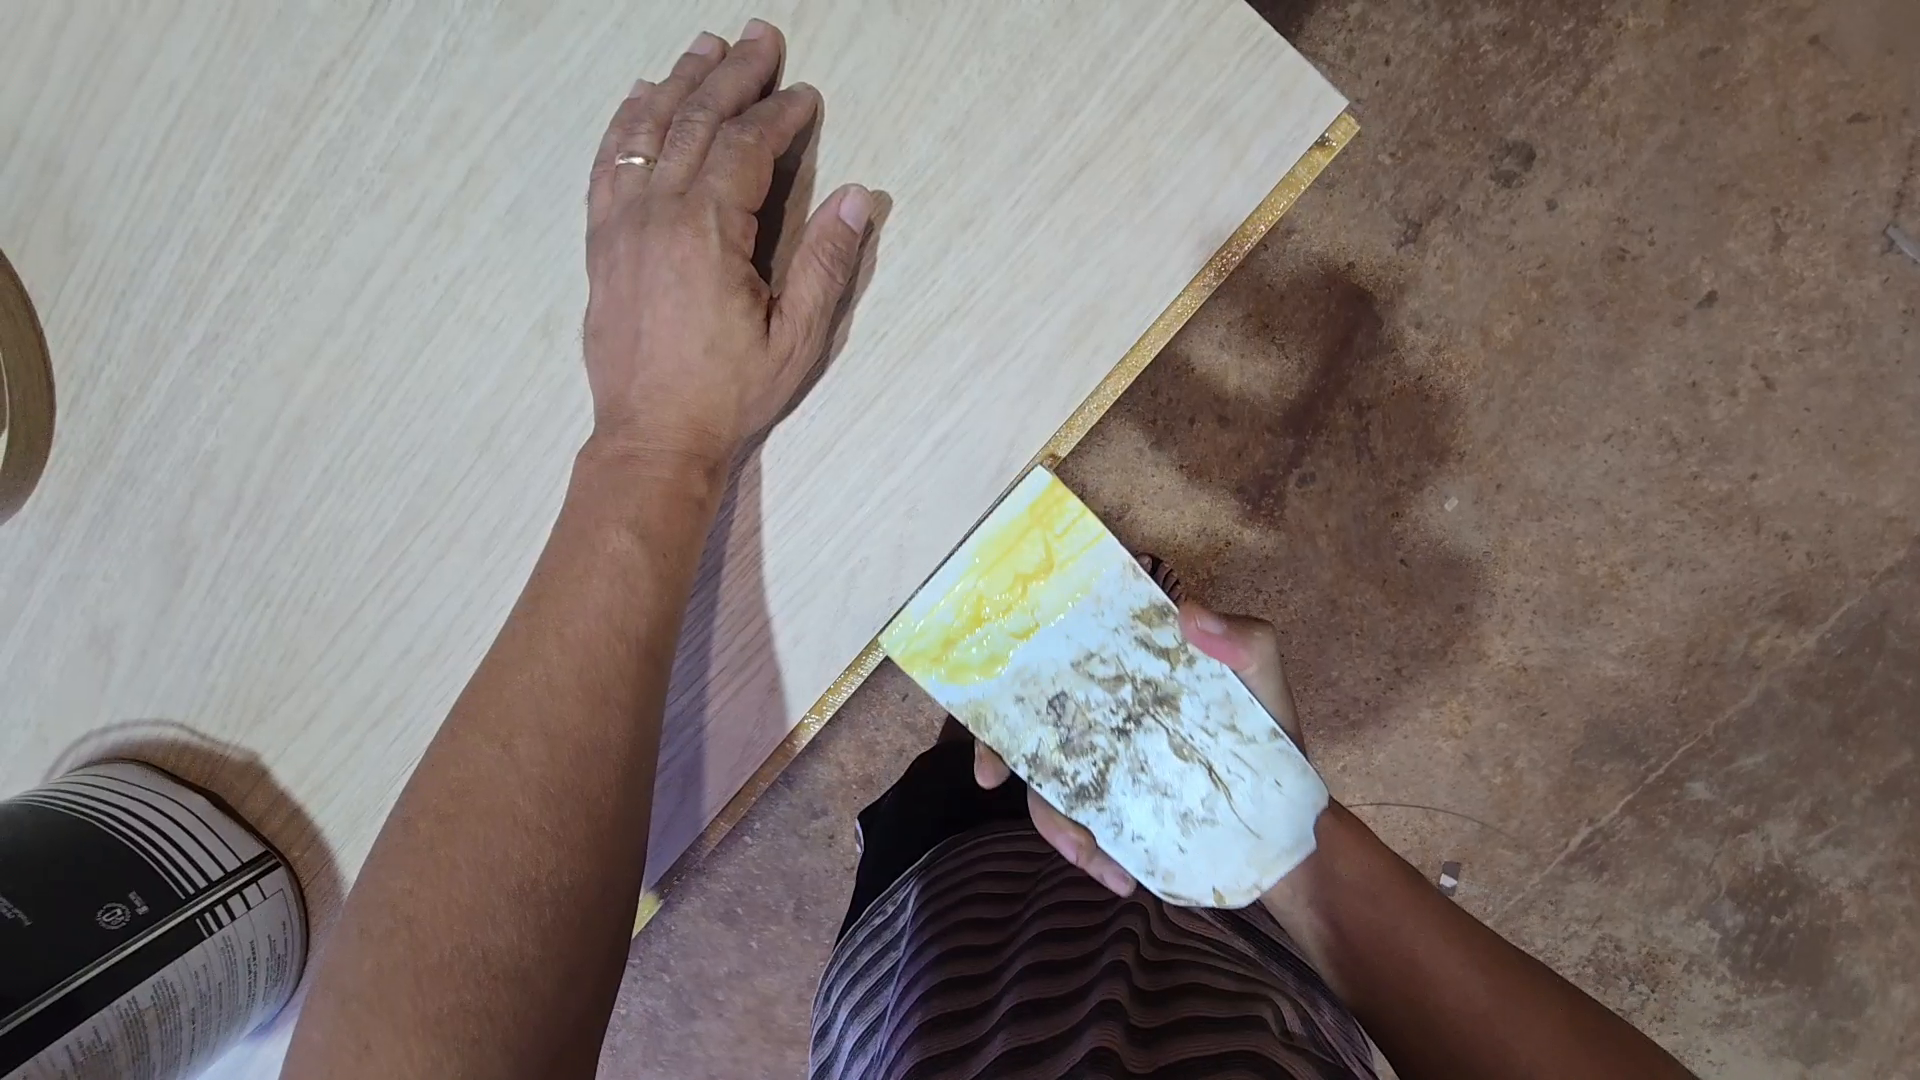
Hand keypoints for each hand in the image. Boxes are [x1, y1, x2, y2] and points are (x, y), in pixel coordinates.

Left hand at [583, 20, 871, 471]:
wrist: (652, 435)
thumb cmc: (729, 394)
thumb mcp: (797, 339)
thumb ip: (826, 264)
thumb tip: (857, 196)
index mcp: (709, 232)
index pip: (748, 148)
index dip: (780, 116)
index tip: (805, 95)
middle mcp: (658, 213)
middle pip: (696, 122)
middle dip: (732, 75)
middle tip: (759, 37)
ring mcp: (622, 225)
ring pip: (648, 131)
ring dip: (679, 83)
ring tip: (704, 47)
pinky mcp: (602, 244)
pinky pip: (609, 164)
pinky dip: (626, 123)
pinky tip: (640, 100)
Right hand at [974, 601, 1307, 897]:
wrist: (1284, 828)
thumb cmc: (1267, 737)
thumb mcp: (1263, 681)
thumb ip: (1245, 643)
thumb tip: (1190, 613)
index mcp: (1124, 667)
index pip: (1058, 649)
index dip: (1012, 658)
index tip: (995, 679)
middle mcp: (1100, 711)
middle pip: (1027, 717)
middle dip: (997, 745)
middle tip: (990, 775)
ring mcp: (1099, 762)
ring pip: (1045, 782)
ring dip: (1054, 820)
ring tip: (1100, 860)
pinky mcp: (1107, 809)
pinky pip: (1073, 825)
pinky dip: (1084, 850)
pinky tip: (1118, 876)